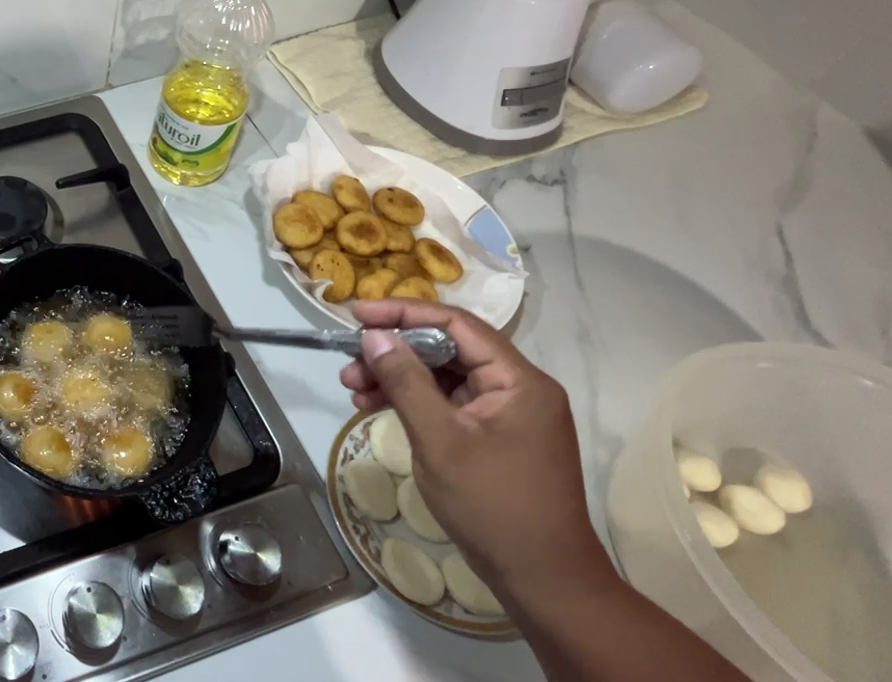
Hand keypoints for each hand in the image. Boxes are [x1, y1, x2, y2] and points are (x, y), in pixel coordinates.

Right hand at [337, 299, 615, 605]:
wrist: (543, 579)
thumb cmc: (493, 504)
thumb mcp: (439, 438)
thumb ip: (405, 381)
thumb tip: (373, 334)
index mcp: (518, 380)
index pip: (456, 324)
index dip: (402, 312)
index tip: (356, 313)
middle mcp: (518, 387)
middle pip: (447, 348)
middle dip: (393, 351)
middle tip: (348, 362)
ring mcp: (507, 413)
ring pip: (443, 375)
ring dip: (396, 377)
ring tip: (353, 389)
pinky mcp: (495, 435)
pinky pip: (448, 402)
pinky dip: (412, 401)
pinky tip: (375, 408)